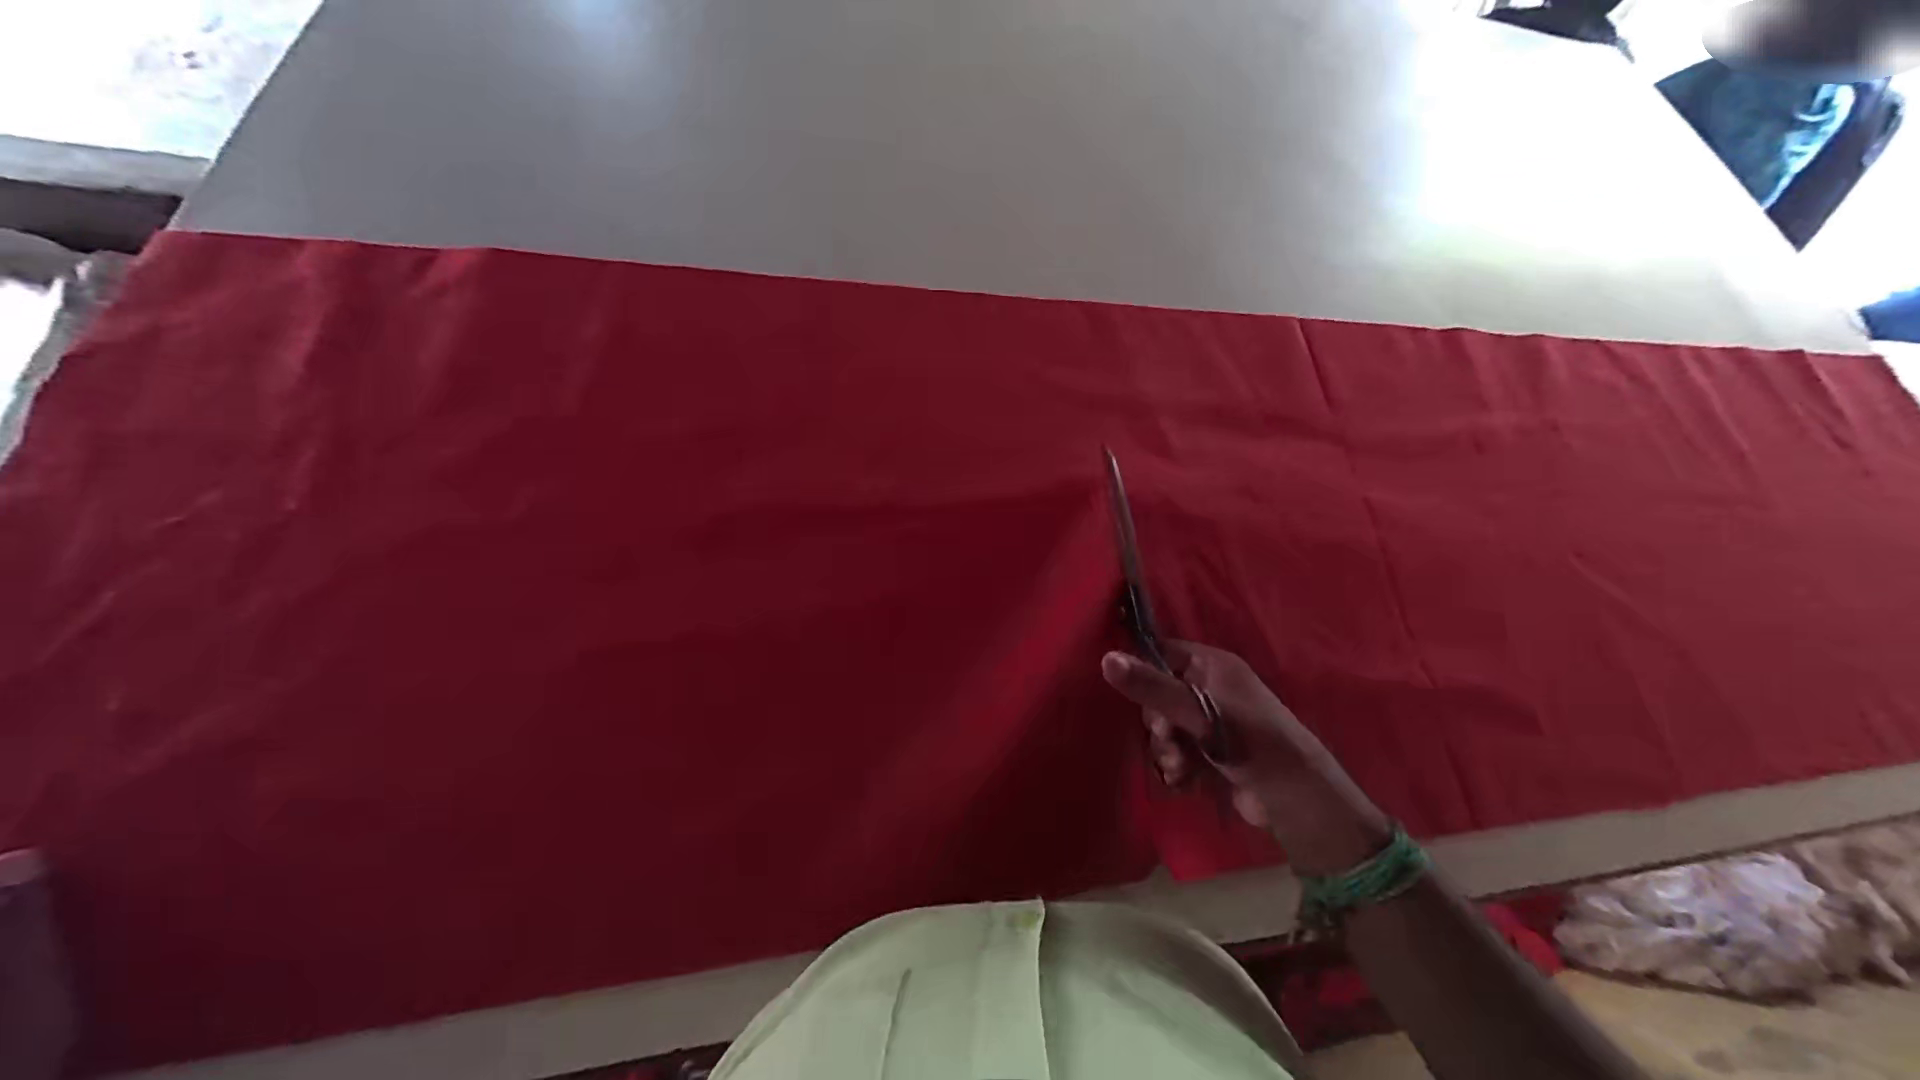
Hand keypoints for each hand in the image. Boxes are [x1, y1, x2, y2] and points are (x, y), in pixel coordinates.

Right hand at [1101, 641, 1391, 874]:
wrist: (1298, 803)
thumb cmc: (1254, 743)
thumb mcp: (1201, 712)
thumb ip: (1152, 688)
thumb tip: (1104, 658)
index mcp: (1211, 665)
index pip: (1160, 652)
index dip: (1141, 672)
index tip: (1135, 697)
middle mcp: (1209, 687)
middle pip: (1156, 695)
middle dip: (1157, 724)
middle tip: (1169, 740)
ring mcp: (1210, 721)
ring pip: (1164, 728)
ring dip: (1165, 750)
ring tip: (1180, 768)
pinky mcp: (1210, 753)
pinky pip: (1176, 751)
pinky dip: (1176, 767)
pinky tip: (1184, 781)